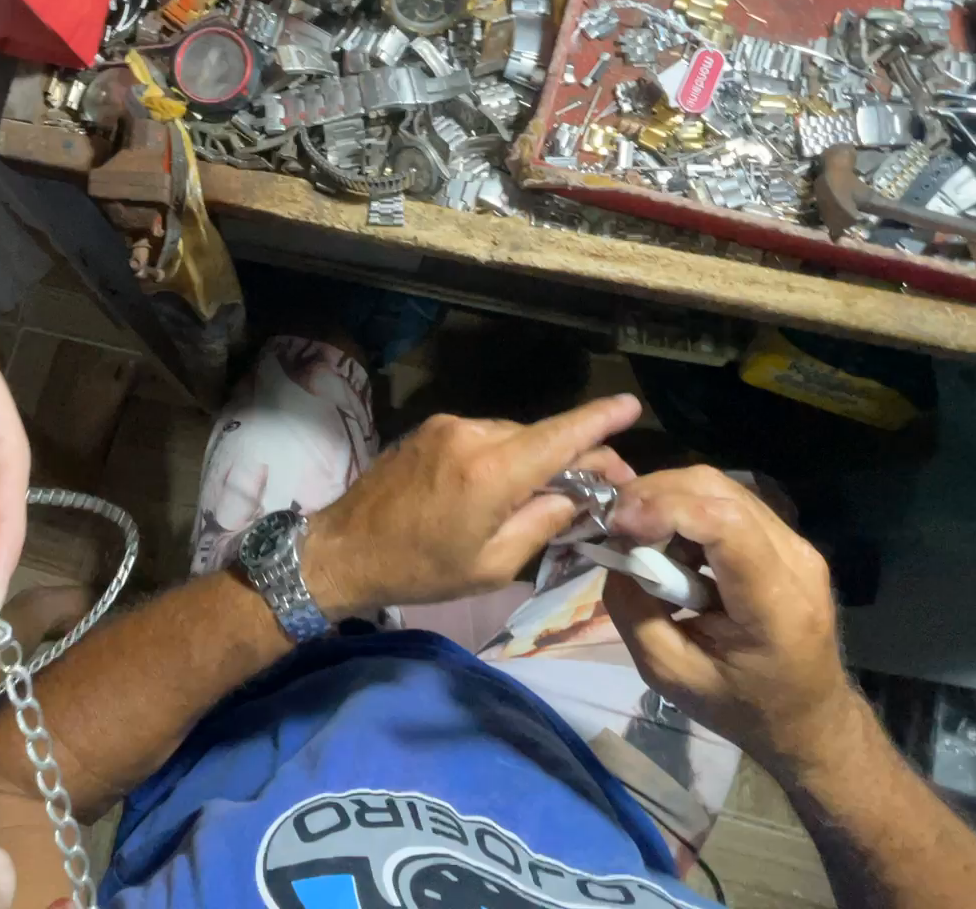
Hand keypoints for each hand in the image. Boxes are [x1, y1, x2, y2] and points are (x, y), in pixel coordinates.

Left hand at [304, 396, 641, 616]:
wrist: (344, 549)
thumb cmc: (420, 569)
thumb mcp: (493, 564)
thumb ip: (542, 522)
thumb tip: (576, 495)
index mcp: (491, 470)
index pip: (559, 435)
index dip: (599, 419)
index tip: (630, 405)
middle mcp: (470, 434)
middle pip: (538, 436)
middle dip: (572, 456)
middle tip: (599, 485)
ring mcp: (444, 427)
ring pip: (509, 435)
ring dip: (532, 457)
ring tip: (544, 492)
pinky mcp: (427, 430)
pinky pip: (480, 436)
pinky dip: (501, 454)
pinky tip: (500, 484)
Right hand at [596, 466, 862, 777]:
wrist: (809, 718)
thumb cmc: (740, 705)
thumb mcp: (669, 674)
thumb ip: (633, 612)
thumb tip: (614, 554)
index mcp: (775, 605)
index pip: (725, 524)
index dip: (664, 509)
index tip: (618, 526)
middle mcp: (795, 561)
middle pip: (716, 490)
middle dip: (653, 494)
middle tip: (615, 523)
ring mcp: (796, 544)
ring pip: (717, 485)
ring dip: (666, 498)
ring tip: (636, 532)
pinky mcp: (784, 538)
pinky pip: (724, 499)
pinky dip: (683, 506)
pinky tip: (666, 538)